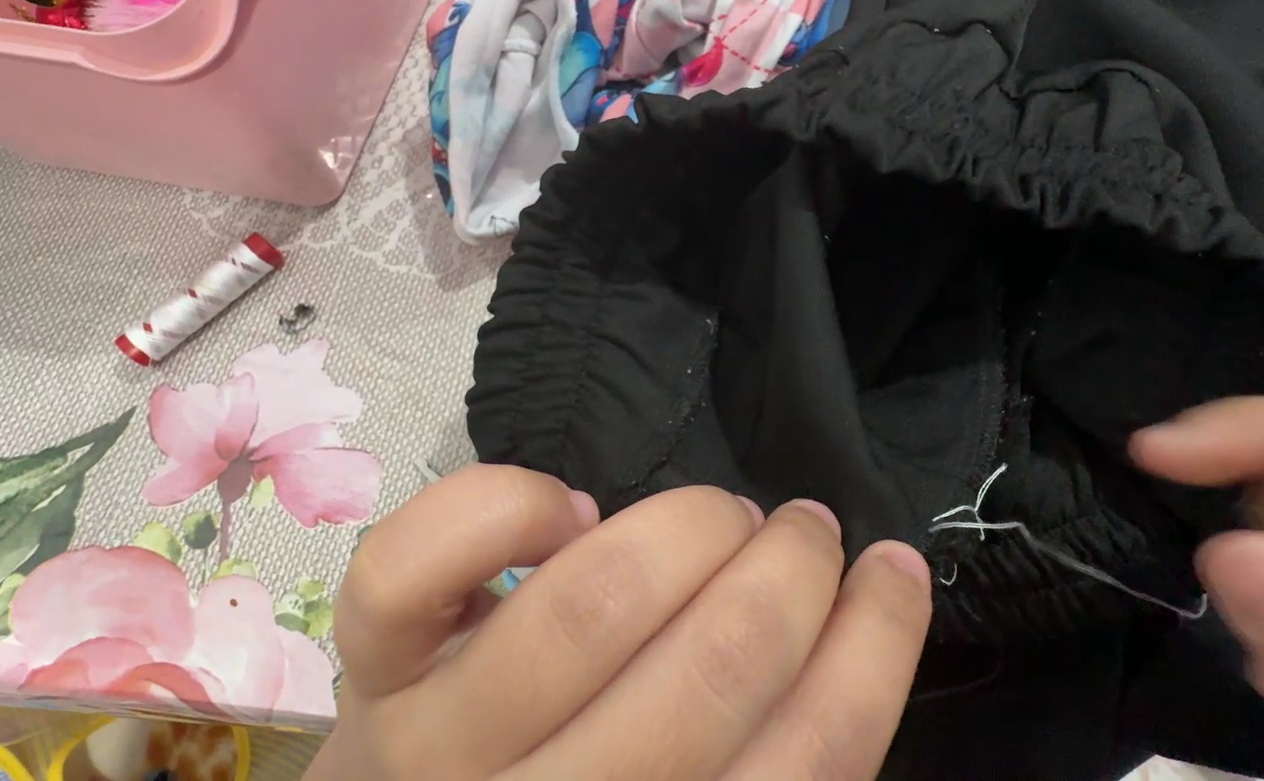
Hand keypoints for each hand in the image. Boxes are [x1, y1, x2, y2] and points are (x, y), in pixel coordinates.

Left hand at [306, 465, 932, 780]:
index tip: (892, 567)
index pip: (805, 766)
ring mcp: (435, 743)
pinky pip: (416, 568)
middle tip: (804, 529)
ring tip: (724, 513)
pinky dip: (509, 509)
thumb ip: (755, 744)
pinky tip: (569, 513)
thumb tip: (844, 613)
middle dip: (787, 571)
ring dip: (688, 527)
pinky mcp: (370, 667)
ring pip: (588, 604)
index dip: (872, 648)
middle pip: (705, 673)